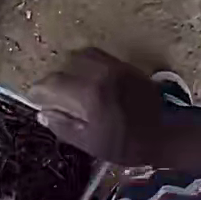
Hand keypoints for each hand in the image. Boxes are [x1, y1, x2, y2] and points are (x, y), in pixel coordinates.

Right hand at [26, 48, 167, 164]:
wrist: (167, 134)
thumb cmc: (127, 144)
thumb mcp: (91, 143)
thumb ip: (64, 126)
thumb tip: (42, 113)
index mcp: (90, 93)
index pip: (54, 82)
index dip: (39, 90)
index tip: (33, 98)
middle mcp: (101, 73)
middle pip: (67, 64)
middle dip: (55, 77)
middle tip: (51, 93)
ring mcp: (116, 66)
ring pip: (84, 55)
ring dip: (72, 66)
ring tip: (69, 84)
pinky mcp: (127, 66)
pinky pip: (101, 57)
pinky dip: (88, 64)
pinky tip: (89, 81)